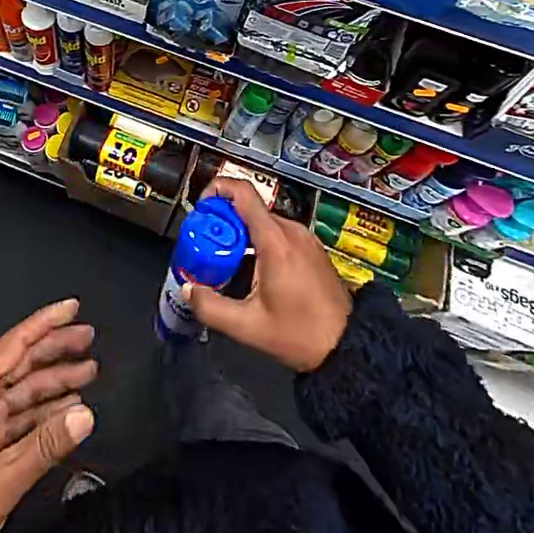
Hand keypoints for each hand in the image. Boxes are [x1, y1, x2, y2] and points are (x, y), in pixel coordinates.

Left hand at [0, 298, 98, 532]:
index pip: (12, 347)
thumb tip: (86, 415)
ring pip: (25, 391)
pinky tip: (69, 409)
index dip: (44, 323)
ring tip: (88, 373)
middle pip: (21, 364)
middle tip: (89, 339)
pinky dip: (47, 412)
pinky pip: (22, 418)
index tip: (72, 306)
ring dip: (57, 382)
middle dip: (56, 350)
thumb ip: (46, 446)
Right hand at [184, 177, 352, 372]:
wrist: (345, 343)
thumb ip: (210, 307)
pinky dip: (258, 244)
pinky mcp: (310, 248)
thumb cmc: (300, 334)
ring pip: (263, 223)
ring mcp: (304, 237)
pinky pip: (278, 234)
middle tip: (205, 250)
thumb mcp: (247, 326)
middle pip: (249, 210)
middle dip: (223, 224)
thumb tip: (189, 289)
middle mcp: (292, 231)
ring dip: (240, 237)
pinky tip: (250, 274)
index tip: (201, 207)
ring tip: (224, 266)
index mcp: (276, 241)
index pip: (244, 193)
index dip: (218, 189)